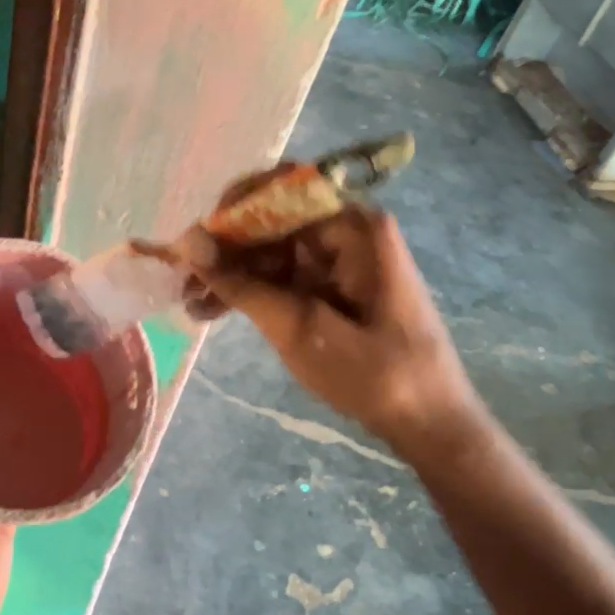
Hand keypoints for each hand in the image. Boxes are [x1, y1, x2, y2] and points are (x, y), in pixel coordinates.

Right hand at [178, 201, 483, 448]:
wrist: (432, 425)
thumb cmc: (375, 374)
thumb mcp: (299, 329)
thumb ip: (241, 283)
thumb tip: (187, 242)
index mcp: (353, 226)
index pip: (281, 189)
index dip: (233, 208)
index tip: (196, 241)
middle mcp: (345, 229)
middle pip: (270, 218)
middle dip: (224, 247)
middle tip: (182, 278)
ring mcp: (338, 257)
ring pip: (268, 247)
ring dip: (229, 272)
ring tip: (188, 302)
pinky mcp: (331, 284)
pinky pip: (280, 272)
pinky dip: (249, 290)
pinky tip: (210, 312)